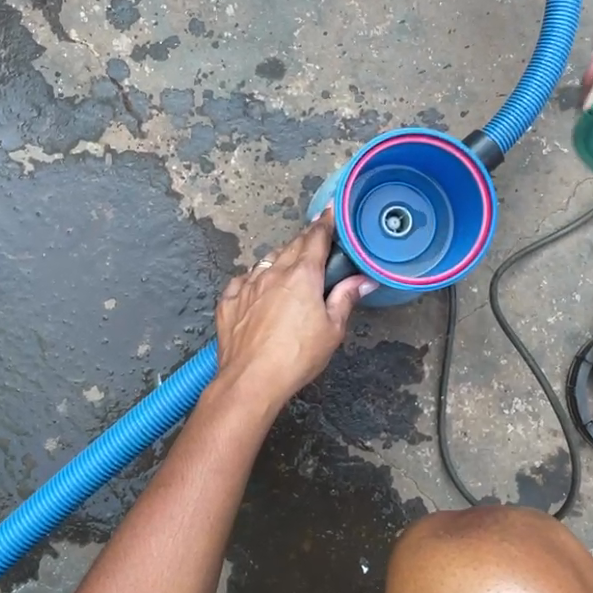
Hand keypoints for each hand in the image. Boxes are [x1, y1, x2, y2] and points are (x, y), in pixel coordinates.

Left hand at [211, 211, 376, 410]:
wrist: (251, 379)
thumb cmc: (296, 357)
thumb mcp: (332, 330)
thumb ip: (345, 299)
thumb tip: (363, 281)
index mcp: (302, 275)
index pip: (316, 238)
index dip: (326, 224)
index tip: (331, 213)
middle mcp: (273, 272)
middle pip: (292, 246)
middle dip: (305, 240)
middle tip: (316, 240)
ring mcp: (247, 286)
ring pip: (266, 261)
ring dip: (280, 259)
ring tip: (289, 266)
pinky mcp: (229, 302)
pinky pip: (242, 282)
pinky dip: (253, 281)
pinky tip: (257, 290)